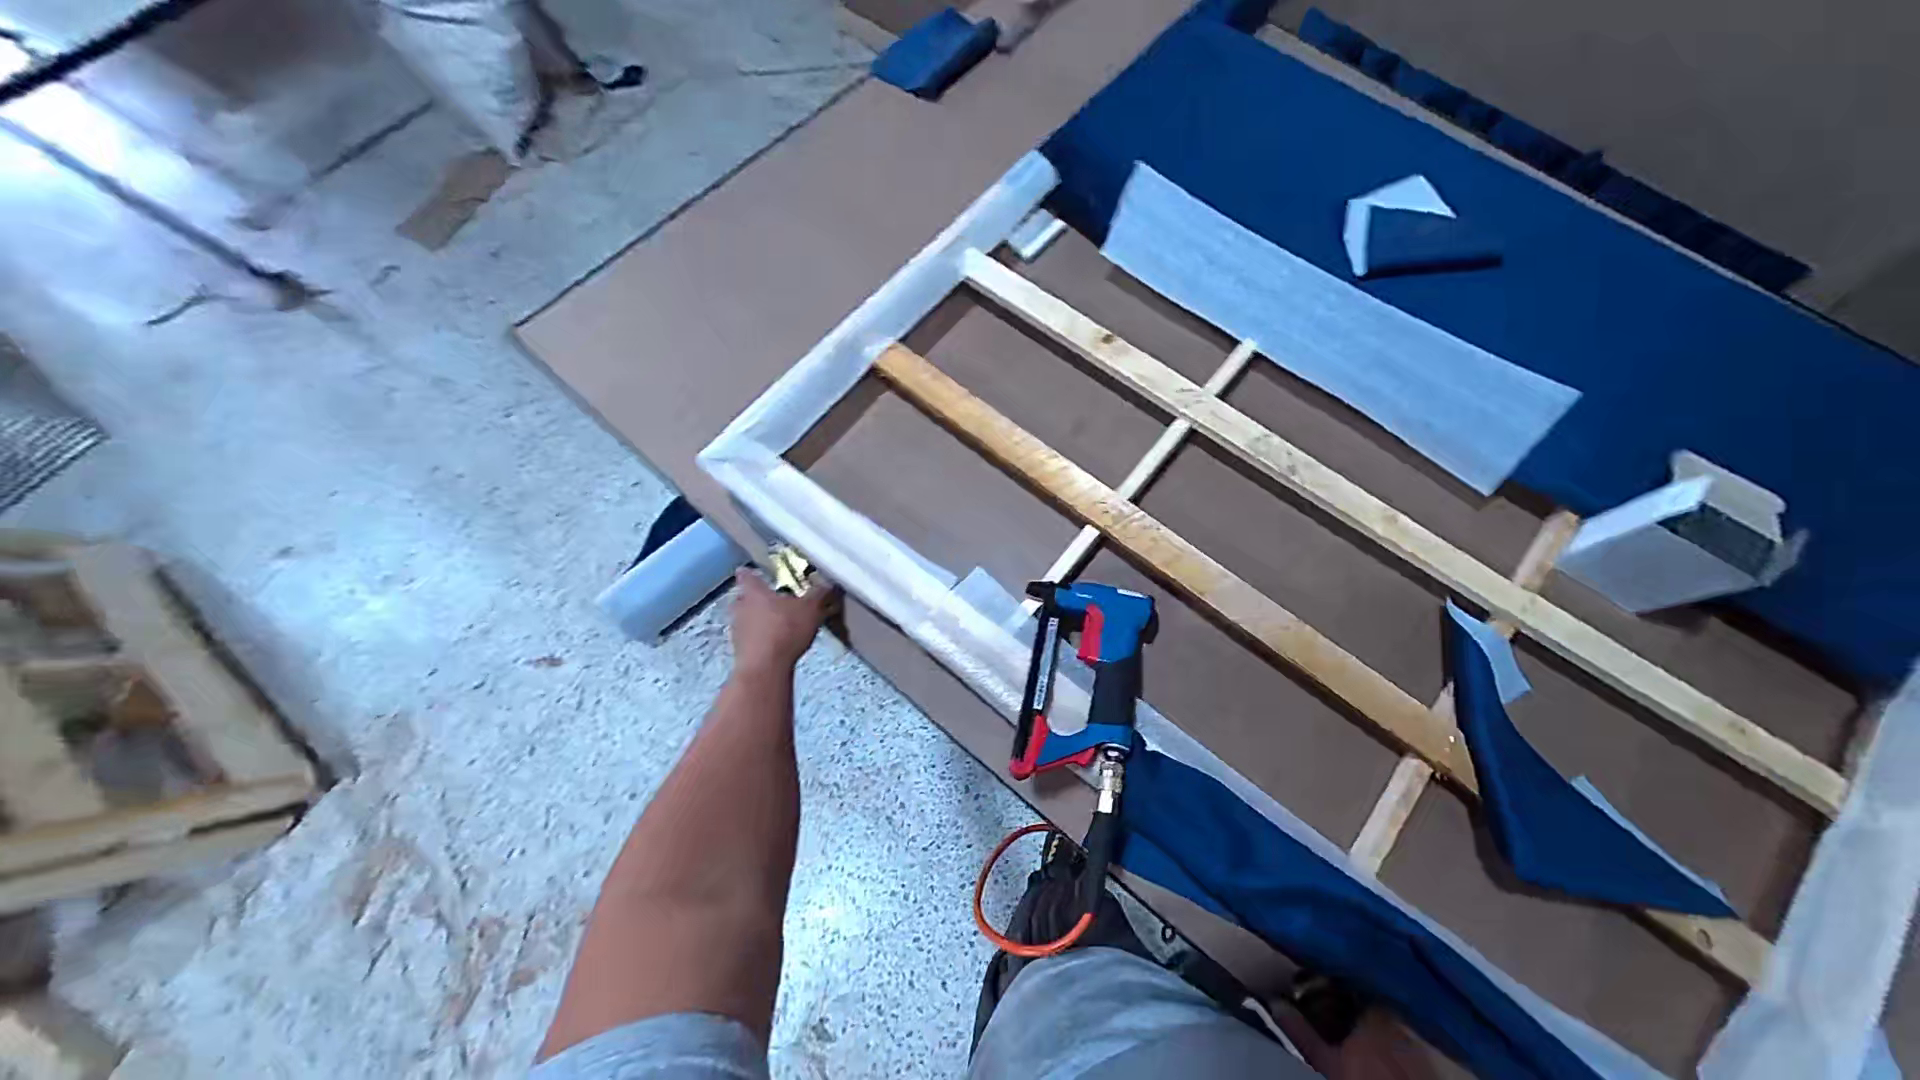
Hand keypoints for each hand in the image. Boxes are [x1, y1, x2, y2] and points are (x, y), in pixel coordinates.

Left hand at [729, 568, 836, 671]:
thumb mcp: (811, 609)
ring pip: (745, 619)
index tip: (750, 571)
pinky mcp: (740, 651)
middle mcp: (740, 608)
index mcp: (754, 592)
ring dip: (757, 620)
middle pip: (743, 599)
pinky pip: (749, 638)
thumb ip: (819, 595)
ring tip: (776, 624)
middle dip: (754, 599)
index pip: (747, 576)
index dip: (749, 573)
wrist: (765, 668)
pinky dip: (759, 639)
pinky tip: (775, 644)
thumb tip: (828, 584)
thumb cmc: (785, 629)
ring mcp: (737, 631)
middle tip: (769, 600)